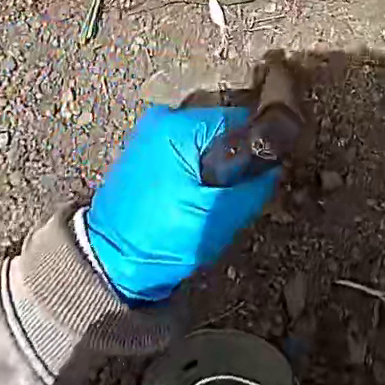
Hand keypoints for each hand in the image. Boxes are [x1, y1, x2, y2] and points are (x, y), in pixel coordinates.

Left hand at [84, 105, 279, 303]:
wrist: (108, 265)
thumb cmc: (161, 238)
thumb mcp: (216, 217)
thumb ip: (252, 189)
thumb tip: (276, 169)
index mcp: (177, 127)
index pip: (236, 119)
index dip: (256, 145)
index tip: (263, 171)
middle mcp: (162, 119)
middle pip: (220, 128)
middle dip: (234, 157)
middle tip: (238, 191)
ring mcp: (150, 134)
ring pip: (204, 140)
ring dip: (215, 164)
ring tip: (213, 198)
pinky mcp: (145, 151)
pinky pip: (186, 149)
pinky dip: (196, 167)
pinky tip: (195, 196)